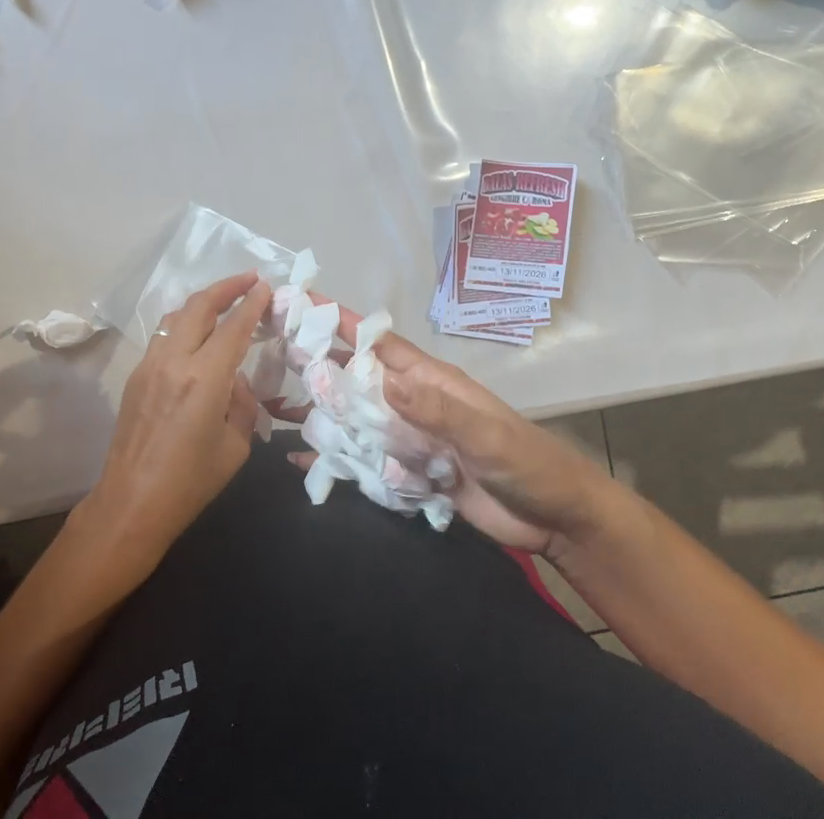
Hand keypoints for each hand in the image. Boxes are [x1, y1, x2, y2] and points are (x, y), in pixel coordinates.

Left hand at [74, 273, 272, 580]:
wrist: (133, 501)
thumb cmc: (191, 481)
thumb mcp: (235, 446)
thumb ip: (242, 404)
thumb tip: (235, 382)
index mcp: (203, 379)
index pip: (233, 328)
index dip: (251, 304)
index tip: (265, 287)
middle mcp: (173, 362)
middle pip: (198, 308)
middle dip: (225, 288)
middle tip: (248, 280)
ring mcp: (148, 367)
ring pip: (175, 319)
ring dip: (201, 305)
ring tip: (224, 301)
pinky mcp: (134, 378)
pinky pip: (163, 340)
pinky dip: (184, 327)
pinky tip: (197, 335)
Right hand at [294, 306, 611, 556]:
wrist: (554, 520)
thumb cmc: (528, 465)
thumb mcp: (486, 435)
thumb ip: (437, 410)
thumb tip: (384, 381)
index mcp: (431, 383)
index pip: (378, 344)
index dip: (342, 322)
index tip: (302, 302)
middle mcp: (411, 404)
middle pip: (356, 378)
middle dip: (316, 364)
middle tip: (269, 354)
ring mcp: (407, 439)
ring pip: (353, 418)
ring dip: (319, 412)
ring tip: (273, 405)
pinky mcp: (406, 473)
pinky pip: (361, 459)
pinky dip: (333, 458)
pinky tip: (301, 460)